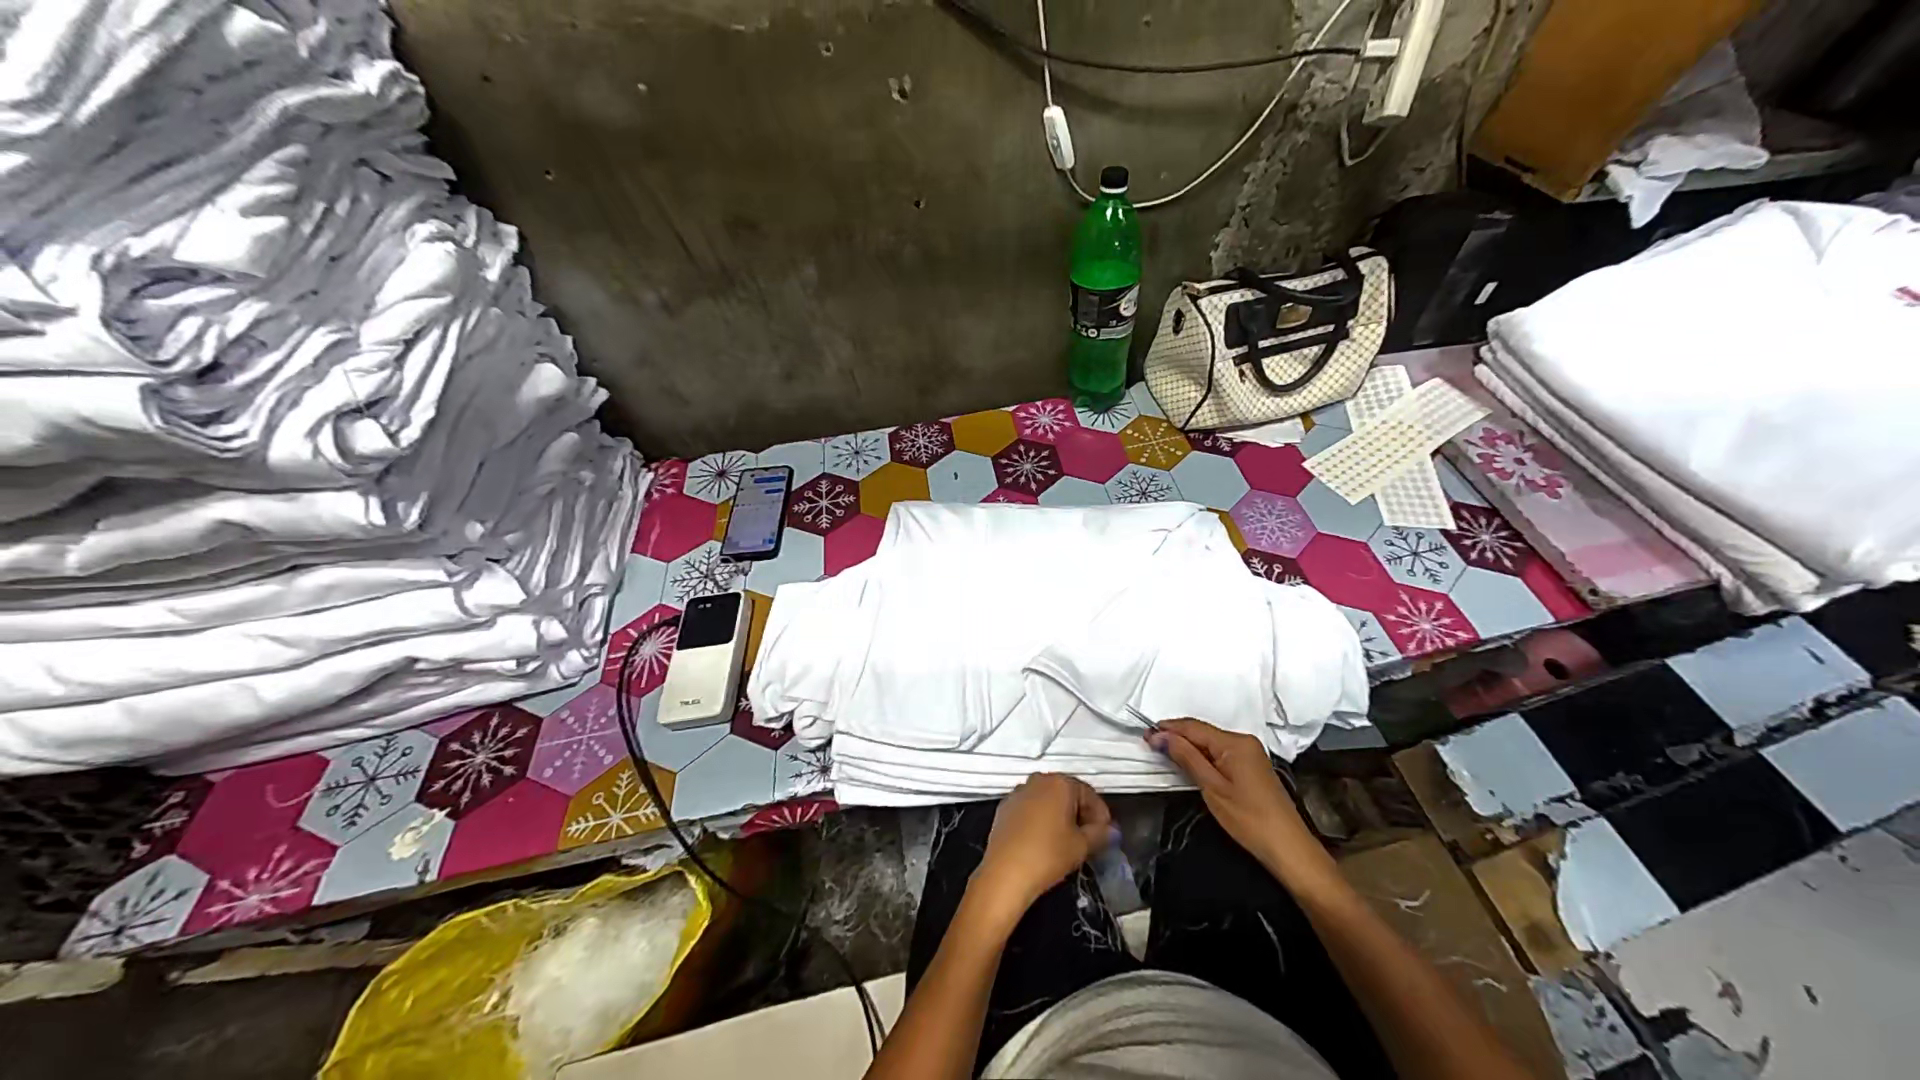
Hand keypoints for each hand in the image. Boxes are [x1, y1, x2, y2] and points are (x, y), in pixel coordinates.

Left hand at [971, 773, 1111, 915]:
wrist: (1006, 873)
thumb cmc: (1047, 855)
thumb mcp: (1082, 846)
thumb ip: (1100, 834)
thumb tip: (1110, 831)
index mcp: (1059, 783)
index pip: (1088, 793)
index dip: (1101, 814)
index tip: (1106, 832)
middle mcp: (1037, 781)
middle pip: (1067, 793)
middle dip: (1081, 812)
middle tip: (1090, 836)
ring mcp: (1018, 793)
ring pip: (1047, 800)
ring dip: (1060, 815)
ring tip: (1068, 840)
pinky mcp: (1005, 808)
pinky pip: (1030, 808)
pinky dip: (1041, 819)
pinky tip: (1045, 840)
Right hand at [1148, 719, 1333, 886]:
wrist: (1288, 847)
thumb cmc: (1248, 818)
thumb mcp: (1212, 788)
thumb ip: (1186, 758)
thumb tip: (1161, 735)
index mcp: (1235, 742)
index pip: (1193, 727)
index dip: (1168, 729)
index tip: (1144, 735)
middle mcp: (1243, 741)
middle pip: (1202, 732)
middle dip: (1176, 736)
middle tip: (1149, 744)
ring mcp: (1250, 753)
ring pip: (1210, 742)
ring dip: (1187, 746)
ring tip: (1163, 752)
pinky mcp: (1251, 766)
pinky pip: (1220, 752)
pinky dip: (1202, 755)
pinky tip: (1189, 762)